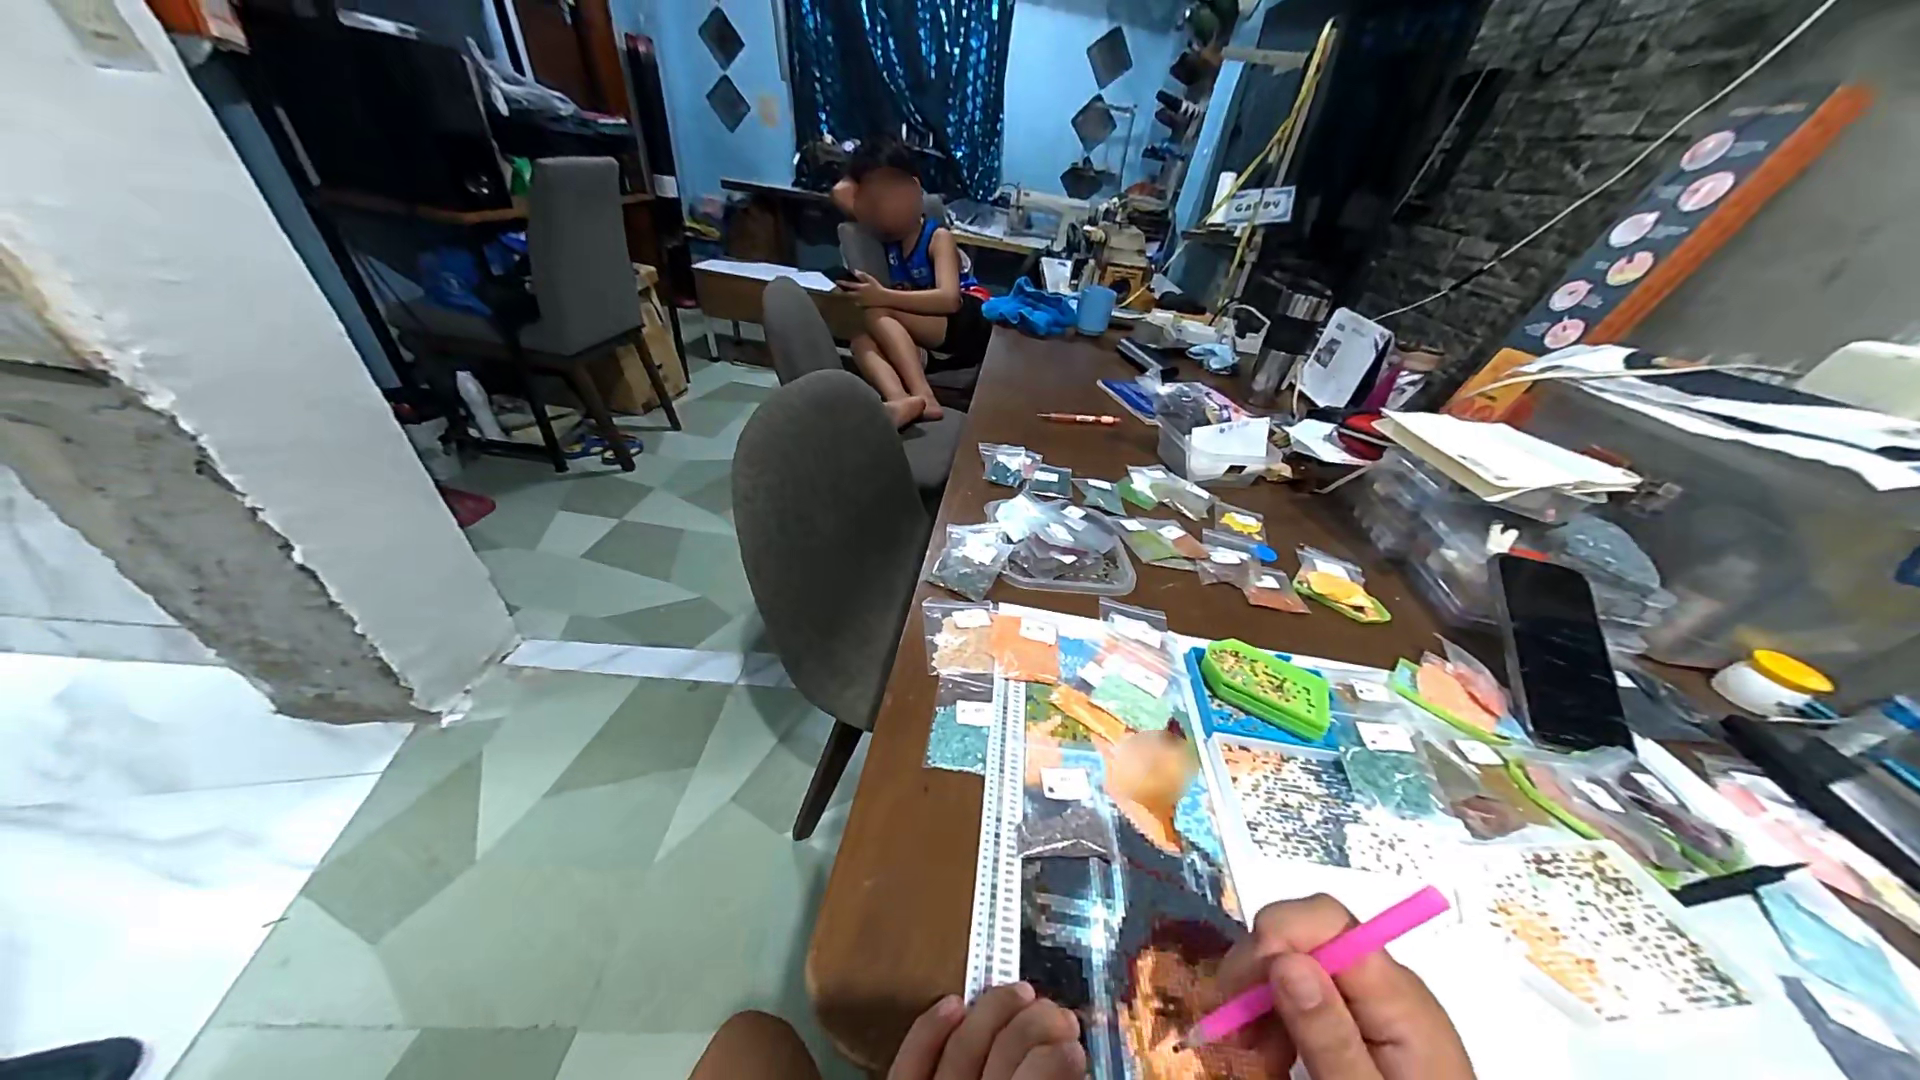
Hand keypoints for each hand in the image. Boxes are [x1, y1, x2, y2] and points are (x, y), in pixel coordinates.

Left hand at [841, 270, 888, 307]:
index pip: (848, 285)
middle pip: (846, 294)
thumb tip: (854, 271)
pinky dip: (853, 300)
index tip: (836, 281)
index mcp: (860, 288)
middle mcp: (858, 295)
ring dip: (847, 296)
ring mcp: (859, 302)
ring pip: (850, 298)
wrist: (884, 299)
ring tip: (844, 293)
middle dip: (841, 292)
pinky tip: (853, 299)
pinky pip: (855, 302)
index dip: (841, 283)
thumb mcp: (870, 279)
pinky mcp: (861, 307)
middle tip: (837, 289)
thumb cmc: (878, 288)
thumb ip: (862, 275)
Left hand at [888, 983, 1084, 1079]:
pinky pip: (910, 1062)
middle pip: (1004, 1054)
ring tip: (1021, 992)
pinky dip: (930, 1029)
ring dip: (995, 1011)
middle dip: (1037, 1025)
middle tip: (1060, 1013)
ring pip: (963, 1046)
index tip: (1078, 1043)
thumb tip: (1074, 1060)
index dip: (1058, 1060)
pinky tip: (953, 1002)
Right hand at [1215, 894, 1474, 1079]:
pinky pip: (1298, 992)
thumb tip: (1284, 959)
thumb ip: (1330, 1036)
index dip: (1278, 934)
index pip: (1328, 918)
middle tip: (1232, 1031)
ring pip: (1289, 962)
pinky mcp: (1355, 1020)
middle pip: (1301, 936)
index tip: (1244, 987)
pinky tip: (1265, 1054)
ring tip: (1248, 1052)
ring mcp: (1369, 1002)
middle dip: (1256, 972)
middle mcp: (1384, 984)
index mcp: (1398, 996)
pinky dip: (1270, 1016)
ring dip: (1255, 998)